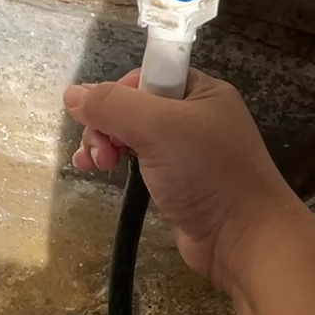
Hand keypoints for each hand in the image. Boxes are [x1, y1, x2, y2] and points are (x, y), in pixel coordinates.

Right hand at [64, 68, 303, 289]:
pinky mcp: (176, 181)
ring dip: (103, 143)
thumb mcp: (158, 127)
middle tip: (100, 152)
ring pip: (130, 134)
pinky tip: (96, 171)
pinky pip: (137, 161)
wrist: (243, 239)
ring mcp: (185, 151)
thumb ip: (113, 106)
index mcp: (199, 91)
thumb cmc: (207, 173)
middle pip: (132, 106)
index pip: (145, 76)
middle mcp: (194, 116)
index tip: (99, 117)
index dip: (117, 93)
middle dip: (105, 123)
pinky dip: (115, 163)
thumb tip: (72, 94)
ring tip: (93, 164)